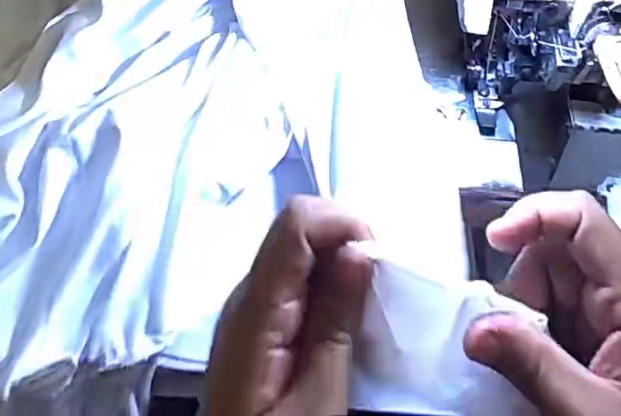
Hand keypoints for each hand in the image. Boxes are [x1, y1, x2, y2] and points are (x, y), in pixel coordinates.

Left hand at [207, 197, 373, 415]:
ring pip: (300, 245)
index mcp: (255, 309)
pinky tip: (344, 312)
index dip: (342, 223)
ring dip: (340, 256)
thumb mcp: (319, 399)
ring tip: (364, 298)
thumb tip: (359, 248)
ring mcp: (249, 307)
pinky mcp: (259, 322)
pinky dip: (329, 276)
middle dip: (345, 237)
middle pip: (298, 225)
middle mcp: (246, 295)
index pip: (297, 222)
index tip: (374, 259)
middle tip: (374, 282)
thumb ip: (337, 318)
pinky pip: (297, 273)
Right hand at [464, 191, 620, 415]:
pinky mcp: (609, 352)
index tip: (496, 238)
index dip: (537, 214)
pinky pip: (562, 323)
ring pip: (557, 288)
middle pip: (563, 252)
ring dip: (528, 316)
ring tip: (524, 368)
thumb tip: (478, 328)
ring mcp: (618, 326)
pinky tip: (534, 375)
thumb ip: (537, 368)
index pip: (584, 220)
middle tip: (509, 336)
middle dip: (525, 282)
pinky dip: (538, 340)